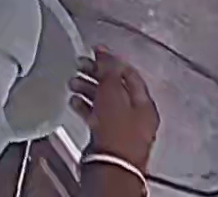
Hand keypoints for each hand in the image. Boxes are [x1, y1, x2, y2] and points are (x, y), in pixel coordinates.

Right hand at [71, 47, 159, 169]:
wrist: (108, 166)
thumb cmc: (116, 131)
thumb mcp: (112, 91)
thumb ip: (109, 70)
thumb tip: (106, 54)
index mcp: (144, 104)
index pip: (128, 73)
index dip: (111, 59)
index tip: (96, 51)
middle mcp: (136, 116)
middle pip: (115, 86)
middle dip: (96, 74)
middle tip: (81, 65)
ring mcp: (122, 128)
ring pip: (104, 100)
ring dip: (88, 88)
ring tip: (73, 83)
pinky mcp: (108, 137)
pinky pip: (97, 115)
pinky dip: (85, 106)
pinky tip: (75, 101)